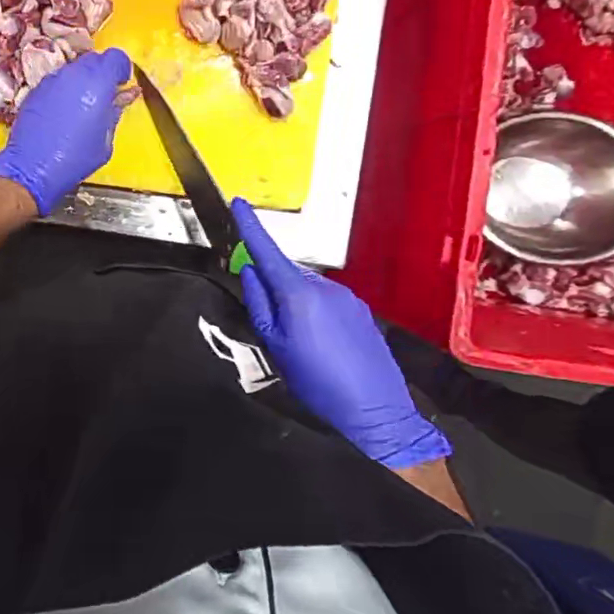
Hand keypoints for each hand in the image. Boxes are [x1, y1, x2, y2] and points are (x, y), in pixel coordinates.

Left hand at [0, 48, 131, 214]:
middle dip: (102, 73)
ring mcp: (51, 80)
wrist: (32, 168)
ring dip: (82, 80)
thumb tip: (125, 95)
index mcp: (97, 83)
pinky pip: (56, 82)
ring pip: (73, 69)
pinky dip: (64, 89)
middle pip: (93, 59)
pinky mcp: (35, 90)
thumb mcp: (105, 140)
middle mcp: (73, 74)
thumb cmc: (75, 158)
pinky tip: (63, 111)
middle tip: (104, 96)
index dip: (122, 68)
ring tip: (82, 105)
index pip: (116, 57)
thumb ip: (115, 111)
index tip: (121, 85)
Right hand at [230, 198, 451, 468]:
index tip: (239, 203)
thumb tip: (250, 272)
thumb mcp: (273, 344)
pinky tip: (316, 343)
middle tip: (264, 320)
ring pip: (305, 288)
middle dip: (269, 284)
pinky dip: (311, 311)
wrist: (374, 409)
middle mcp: (325, 287)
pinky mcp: (360, 311)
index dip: (250, 225)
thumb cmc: (316, 381)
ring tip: (294, 342)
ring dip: (291, 302)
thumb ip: (258, 303)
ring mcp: (347, 297)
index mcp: (299, 293)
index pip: (268, 250)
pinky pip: (325, 300)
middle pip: (285, 272)